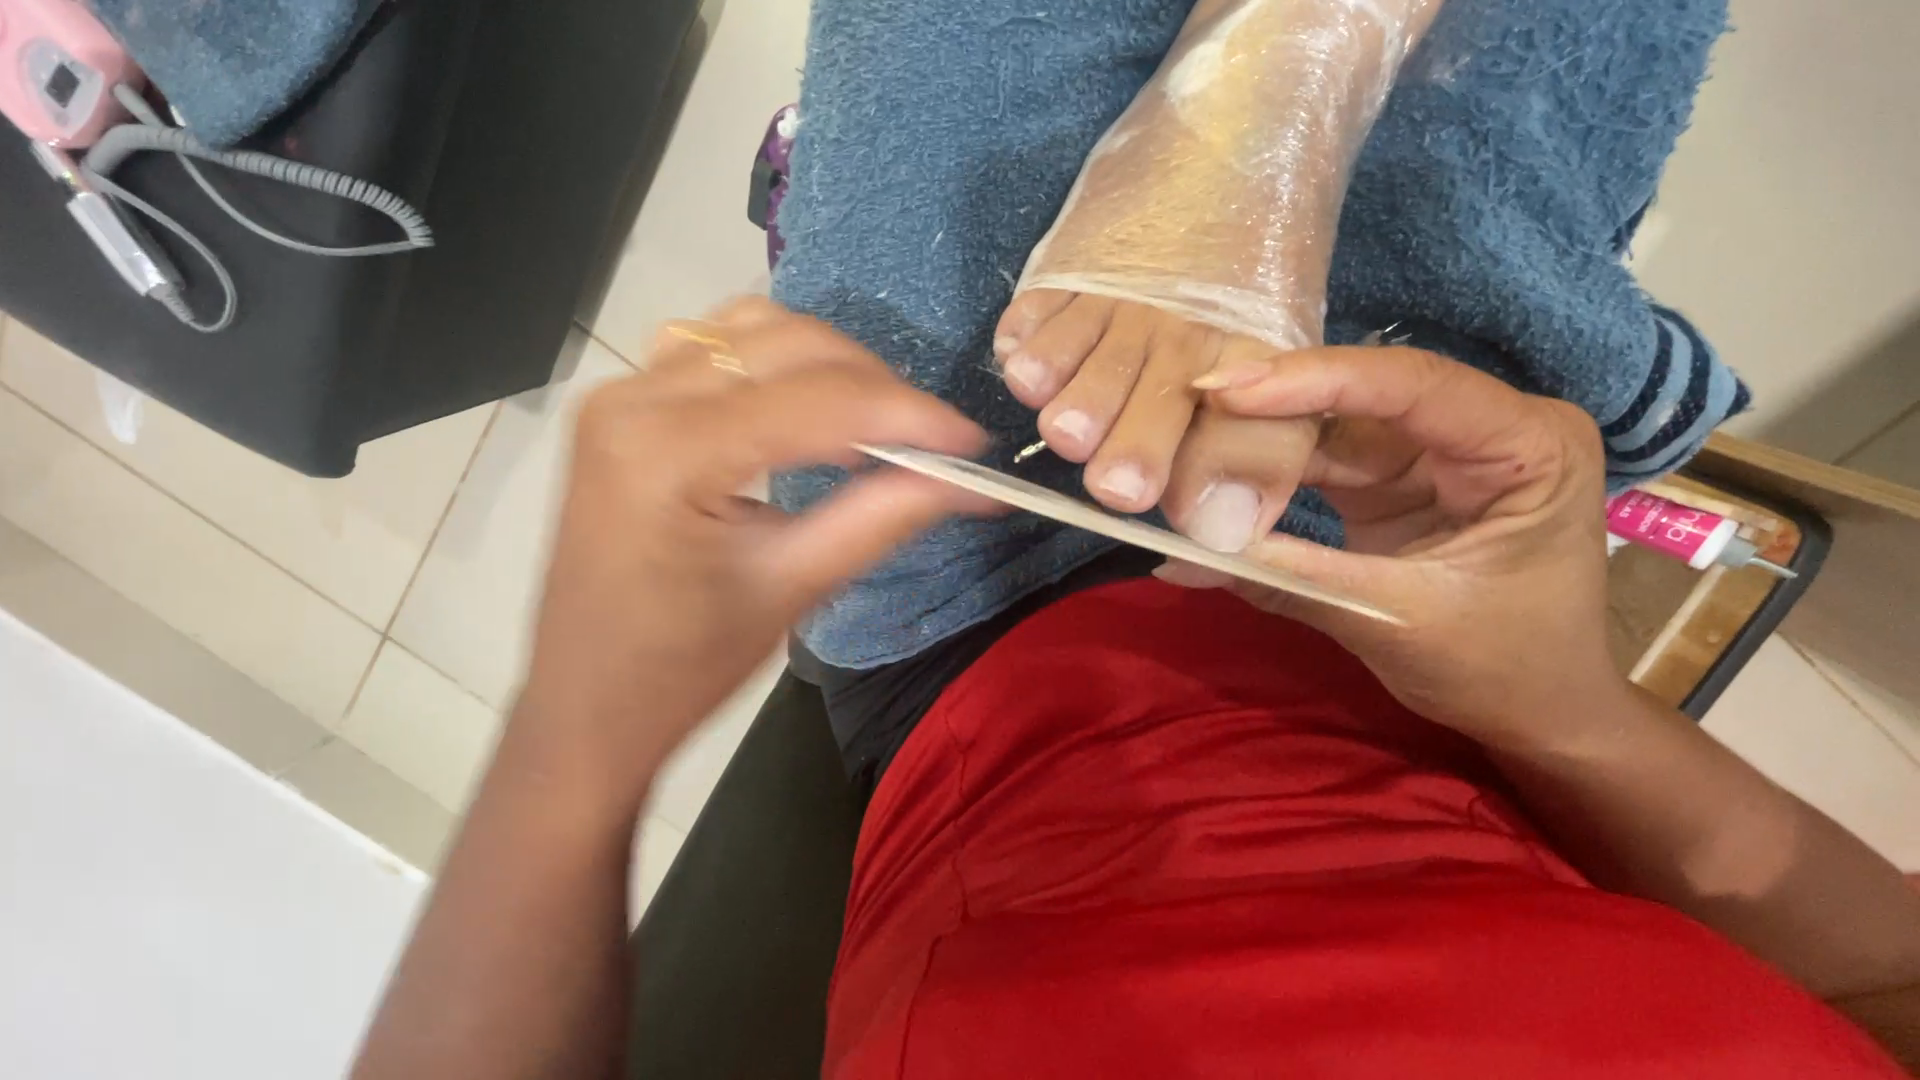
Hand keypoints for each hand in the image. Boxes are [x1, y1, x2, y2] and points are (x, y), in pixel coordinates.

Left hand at [513, 298, 985, 791]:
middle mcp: (636, 400)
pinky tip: (810, 406)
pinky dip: (777, 362)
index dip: (907, 414)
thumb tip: (971, 483)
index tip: (972, 442)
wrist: (587, 702)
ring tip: (877, 422)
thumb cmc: (684, 667)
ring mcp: (622, 393)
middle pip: (788, 346)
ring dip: (828, 364)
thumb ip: (883, 519)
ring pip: (753, 330)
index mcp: (670, 454)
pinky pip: (715, 346)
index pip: (818, 402)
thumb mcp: (793, 589)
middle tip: (931, 440)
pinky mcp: (624, 404)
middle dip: (875, 385)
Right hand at [1156, 345, 1620, 750]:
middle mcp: (1481, 429)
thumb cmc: (1503, 667)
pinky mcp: (1392, 481)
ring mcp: (1432, 454)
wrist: (1534, 712)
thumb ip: (1290, 580)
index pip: (1412, 387)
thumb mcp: (1395, 620)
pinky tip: (1216, 477)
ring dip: (1260, 443)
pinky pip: (1320, 464)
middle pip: (1360, 401)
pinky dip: (1269, 474)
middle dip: (1271, 411)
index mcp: (1526, 445)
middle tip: (1186, 418)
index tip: (1225, 389)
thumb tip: (1180, 560)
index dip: (1314, 382)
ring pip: (1330, 428)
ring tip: (1189, 451)